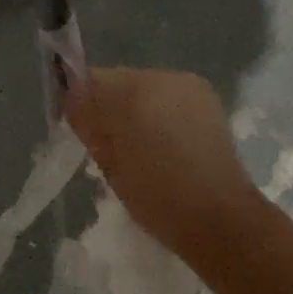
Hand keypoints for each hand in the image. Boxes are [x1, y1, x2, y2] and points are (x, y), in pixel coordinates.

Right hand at [67, 68, 256, 249]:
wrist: (221, 217)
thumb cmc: (158, 198)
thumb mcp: (110, 166)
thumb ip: (87, 124)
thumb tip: (71, 97)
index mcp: (132, 91)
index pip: (90, 80)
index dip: (82, 102)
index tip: (84, 130)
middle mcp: (159, 76)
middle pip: (119, 81)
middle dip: (111, 105)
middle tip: (113, 144)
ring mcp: (186, 82)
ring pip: (145, 87)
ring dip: (138, 107)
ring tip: (145, 146)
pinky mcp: (206, 94)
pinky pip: (169, 95)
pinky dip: (162, 110)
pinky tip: (169, 141)